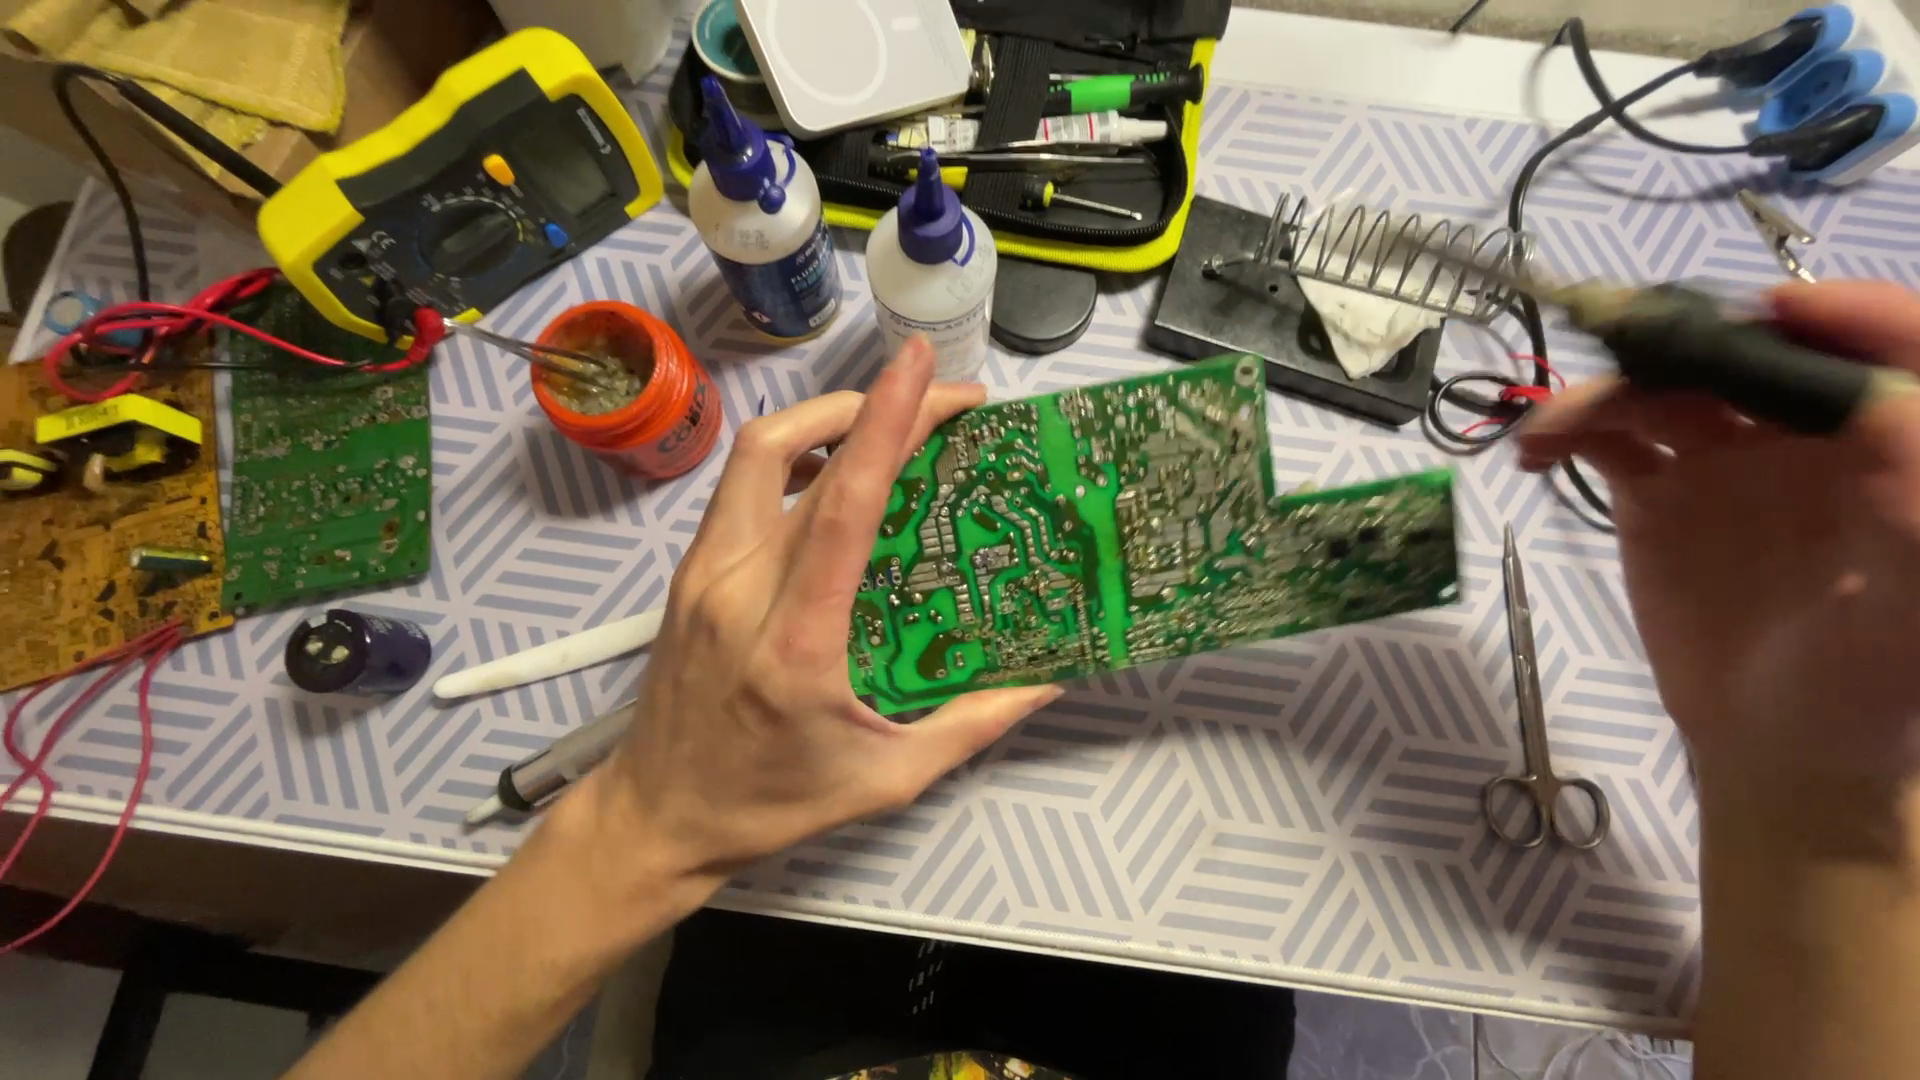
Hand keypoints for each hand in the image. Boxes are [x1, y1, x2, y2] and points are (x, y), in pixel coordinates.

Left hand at [586, 338, 1061, 883]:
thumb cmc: (772, 803)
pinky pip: (740, 485)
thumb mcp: (889, 778)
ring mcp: (703, 572)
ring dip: (826, 417)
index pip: (844, 504)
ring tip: (888, 421)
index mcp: (797, 638)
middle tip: (942, 397)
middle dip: (877, 406)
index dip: (886, 423)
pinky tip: (832, 473)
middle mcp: (740, 587)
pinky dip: (791, 454)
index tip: (922, 366)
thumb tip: (1047, 680)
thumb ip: (972, 725)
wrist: (656, 817)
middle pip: (797, 453)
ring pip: (756, 452)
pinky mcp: (688, 572)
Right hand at [1516, 282, 1919, 798]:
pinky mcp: (1655, 495)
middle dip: (1678, 351)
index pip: (1879, 352)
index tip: (1768, 313)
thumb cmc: (1865, 685)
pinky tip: (1534, 453)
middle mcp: (1804, 442)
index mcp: (1886, 451)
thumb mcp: (1911, 604)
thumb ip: (1908, 498)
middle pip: (1742, 362)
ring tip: (1542, 433)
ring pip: (1660, 397)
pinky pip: (1609, 443)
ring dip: (1599, 398)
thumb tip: (1877, 398)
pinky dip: (1566, 435)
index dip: (1838, 316)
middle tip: (1614, 365)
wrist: (1768, 740)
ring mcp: (1723, 465)